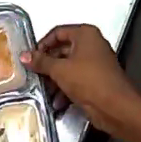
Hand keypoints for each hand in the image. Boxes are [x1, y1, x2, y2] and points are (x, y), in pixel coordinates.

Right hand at [25, 24, 140, 135]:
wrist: (117, 108)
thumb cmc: (89, 81)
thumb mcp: (59, 70)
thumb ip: (40, 62)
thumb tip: (24, 56)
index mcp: (85, 35)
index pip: (57, 33)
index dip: (42, 44)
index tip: (31, 57)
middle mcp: (92, 45)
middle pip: (62, 50)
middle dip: (47, 65)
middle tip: (33, 74)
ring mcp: (95, 63)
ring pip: (68, 67)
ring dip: (54, 80)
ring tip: (44, 91)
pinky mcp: (96, 80)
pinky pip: (76, 80)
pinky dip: (65, 89)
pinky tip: (57, 102)